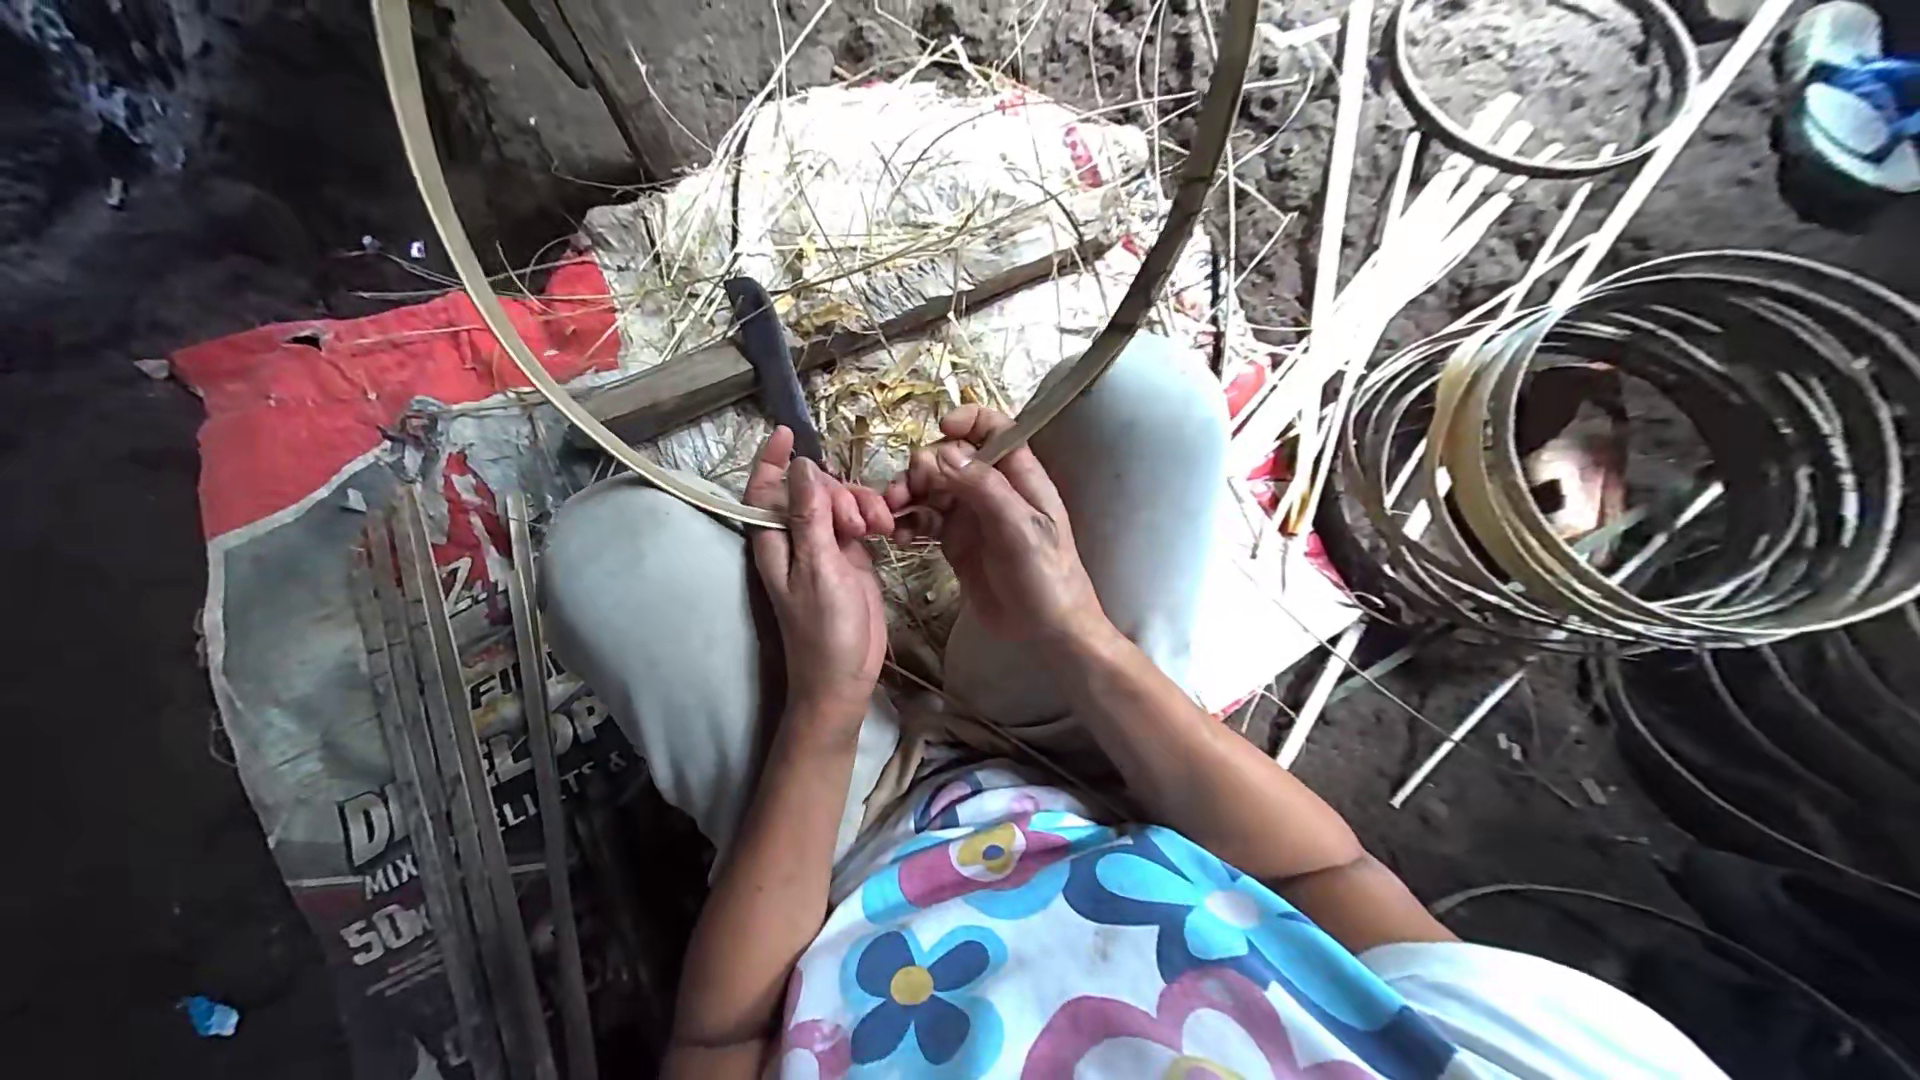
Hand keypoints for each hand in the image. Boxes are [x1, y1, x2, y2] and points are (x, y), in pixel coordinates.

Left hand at [745, 427, 891, 728]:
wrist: (846, 674)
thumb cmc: (823, 628)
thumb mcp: (818, 568)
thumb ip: (810, 517)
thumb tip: (801, 466)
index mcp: (775, 540)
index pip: (765, 490)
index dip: (771, 460)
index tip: (786, 431)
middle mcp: (796, 538)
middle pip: (813, 491)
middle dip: (838, 492)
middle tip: (859, 521)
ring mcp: (825, 547)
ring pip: (839, 503)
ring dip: (861, 505)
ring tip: (880, 528)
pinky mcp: (851, 557)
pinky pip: (859, 521)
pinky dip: (873, 518)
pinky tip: (887, 530)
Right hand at [885, 406, 1111, 651]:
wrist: (1046, 630)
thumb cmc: (1045, 576)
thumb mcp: (1020, 528)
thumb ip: (983, 487)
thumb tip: (941, 452)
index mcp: (1019, 476)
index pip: (994, 429)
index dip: (968, 421)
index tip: (940, 431)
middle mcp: (993, 489)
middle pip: (951, 458)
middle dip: (924, 467)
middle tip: (907, 491)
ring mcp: (972, 516)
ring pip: (932, 489)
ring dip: (909, 495)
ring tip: (892, 514)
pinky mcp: (956, 542)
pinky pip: (926, 521)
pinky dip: (910, 523)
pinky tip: (901, 536)